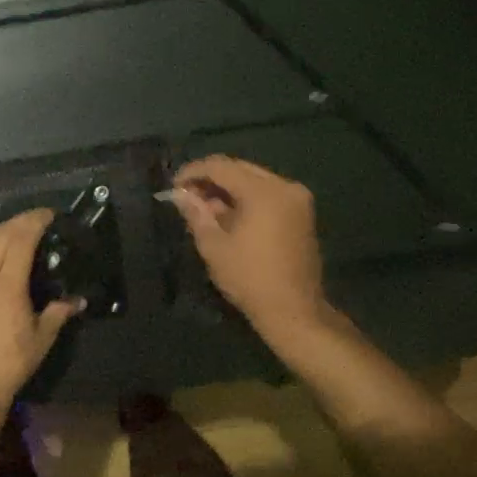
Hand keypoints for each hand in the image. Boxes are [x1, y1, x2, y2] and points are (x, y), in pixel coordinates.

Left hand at [0, 209, 81, 415]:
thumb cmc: (11, 362)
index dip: (34, 222)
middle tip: (39, 218)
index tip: (49, 214)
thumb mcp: (42, 338)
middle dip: (19, 221)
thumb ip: (59, 313)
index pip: (20, 240)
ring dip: (2, 229)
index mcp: (6, 285)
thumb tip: (78, 300)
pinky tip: (0, 250)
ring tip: (20, 227)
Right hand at [172, 156, 334, 342]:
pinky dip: (246, 198)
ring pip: (255, 180)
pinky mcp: (301, 213)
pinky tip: (227, 214)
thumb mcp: (214, 246)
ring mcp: (298, 199)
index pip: (222, 167)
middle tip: (186, 194)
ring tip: (203, 206)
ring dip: (228, 188)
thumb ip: (196, 214)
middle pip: (240, 169)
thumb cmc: (249, 278)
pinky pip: (268, 194)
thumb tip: (180, 195)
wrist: (293, 309)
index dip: (193, 171)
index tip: (174, 185)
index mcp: (264, 192)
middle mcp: (285, 187)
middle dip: (211, 178)